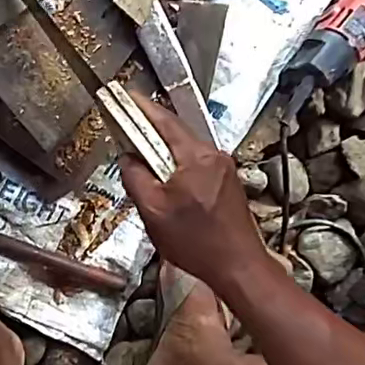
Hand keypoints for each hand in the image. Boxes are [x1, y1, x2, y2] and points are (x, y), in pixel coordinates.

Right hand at [119, 91, 271, 293]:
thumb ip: (136, 179)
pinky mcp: (228, 185)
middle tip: (127, 126)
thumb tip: (128, 159)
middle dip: (150, 131)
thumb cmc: (198, 243)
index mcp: (198, 157)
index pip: (166, 121)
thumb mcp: (154, 211)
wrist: (239, 267)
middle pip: (177, 135)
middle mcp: (215, 157)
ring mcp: (225, 171)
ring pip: (187, 152)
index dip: (142, 108)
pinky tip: (166, 183)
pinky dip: (178, 168)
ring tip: (142, 158)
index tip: (126, 96)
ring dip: (164, 154)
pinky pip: (197, 166)